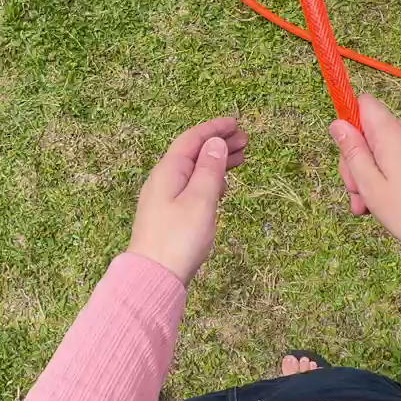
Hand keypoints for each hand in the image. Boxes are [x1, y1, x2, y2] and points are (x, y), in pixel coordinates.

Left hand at [128, 116, 246, 282]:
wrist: (154, 277)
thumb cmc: (179, 239)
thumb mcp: (201, 200)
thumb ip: (209, 169)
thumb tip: (214, 143)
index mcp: (168, 171)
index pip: (192, 139)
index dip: (214, 128)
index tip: (236, 123)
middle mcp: (163, 180)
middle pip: (192, 153)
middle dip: (218, 144)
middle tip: (246, 141)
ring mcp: (164, 198)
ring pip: (193, 170)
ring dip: (216, 162)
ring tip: (240, 160)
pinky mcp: (168, 214)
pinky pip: (191, 187)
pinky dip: (209, 180)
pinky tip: (221, 188)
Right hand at [330, 93, 400, 254]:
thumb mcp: (370, 184)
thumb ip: (352, 151)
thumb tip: (337, 123)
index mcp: (392, 133)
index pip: (364, 103)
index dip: (350, 123)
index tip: (348, 152)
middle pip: (369, 130)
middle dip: (356, 159)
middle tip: (356, 192)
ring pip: (380, 148)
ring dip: (368, 173)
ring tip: (367, 205)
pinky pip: (396, 158)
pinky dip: (385, 176)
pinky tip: (381, 203)